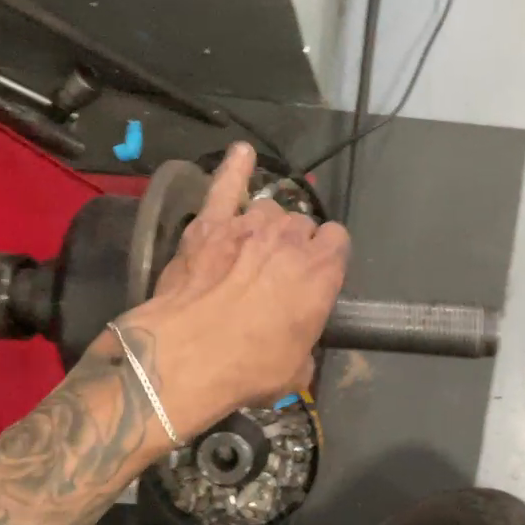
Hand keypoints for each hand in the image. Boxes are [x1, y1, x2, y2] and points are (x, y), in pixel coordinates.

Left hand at [111, 143, 348, 440]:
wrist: (188, 357)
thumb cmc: (250, 368)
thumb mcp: (296, 370)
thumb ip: (304, 345)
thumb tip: (295, 348)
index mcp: (321, 270)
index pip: (337, 241)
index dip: (326, 258)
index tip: (315, 278)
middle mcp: (290, 238)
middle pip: (300, 224)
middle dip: (294, 245)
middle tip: (277, 276)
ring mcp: (247, 226)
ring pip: (267, 210)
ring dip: (265, 226)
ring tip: (252, 250)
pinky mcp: (208, 226)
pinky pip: (224, 188)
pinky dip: (234, 170)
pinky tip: (241, 154)